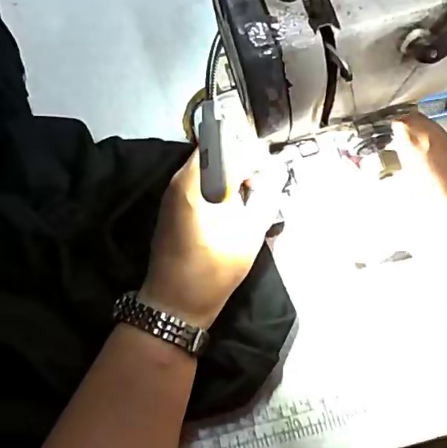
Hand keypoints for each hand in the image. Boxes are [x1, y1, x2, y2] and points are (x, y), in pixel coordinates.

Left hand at [140, 152, 282, 328]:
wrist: (176, 303)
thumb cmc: (214, 269)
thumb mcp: (251, 233)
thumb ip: (265, 196)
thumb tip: (273, 172)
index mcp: (195, 181)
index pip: (228, 144)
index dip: (252, 152)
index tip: (268, 172)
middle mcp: (180, 179)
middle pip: (217, 152)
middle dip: (243, 163)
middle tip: (262, 187)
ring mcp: (173, 192)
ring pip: (209, 168)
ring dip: (233, 177)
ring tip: (251, 200)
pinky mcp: (174, 206)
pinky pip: (201, 184)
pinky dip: (220, 189)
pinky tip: (234, 211)